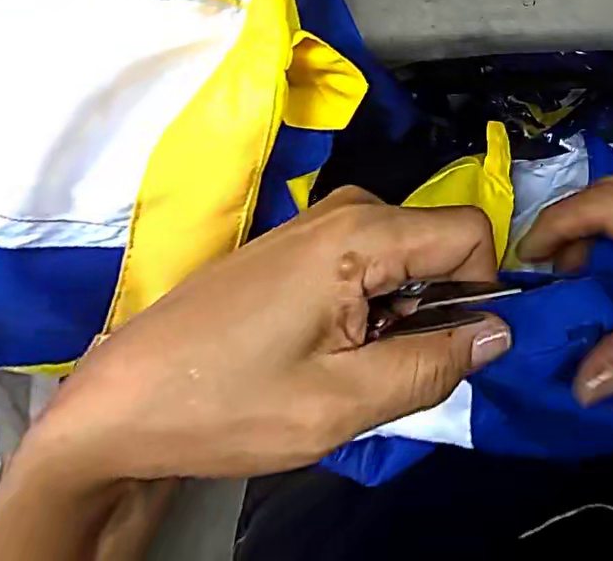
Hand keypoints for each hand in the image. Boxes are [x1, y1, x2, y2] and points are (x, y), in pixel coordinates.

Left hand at [26, 188, 512, 482]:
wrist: (111, 407)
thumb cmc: (224, 405)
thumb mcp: (339, 405)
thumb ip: (434, 365)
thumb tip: (501, 332)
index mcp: (362, 233)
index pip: (471, 232)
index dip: (479, 286)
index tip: (449, 342)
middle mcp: (352, 206)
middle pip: (440, 242)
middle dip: (436, 303)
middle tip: (387, 362)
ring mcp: (325, 217)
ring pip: (412, 250)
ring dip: (405, 303)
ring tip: (352, 356)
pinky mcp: (307, 235)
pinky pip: (378, 252)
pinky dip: (377, 294)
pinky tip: (328, 336)